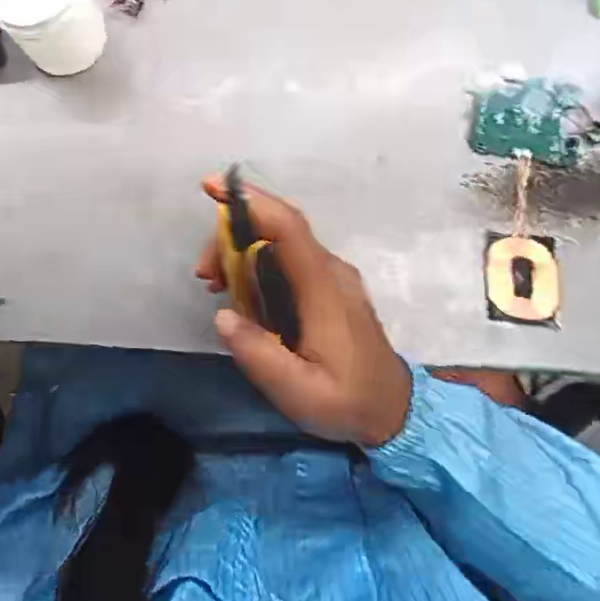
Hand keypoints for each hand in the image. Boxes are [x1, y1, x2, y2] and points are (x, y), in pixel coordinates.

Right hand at [195, 175, 411, 447]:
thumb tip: (222, 315)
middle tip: (204, 275)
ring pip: (279, 244)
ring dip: (240, 253)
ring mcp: (332, 278)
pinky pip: (287, 260)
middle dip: (232, 237)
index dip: (250, 202)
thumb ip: (258, 354)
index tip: (212, 187)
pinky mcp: (328, 288)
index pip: (287, 229)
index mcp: (324, 290)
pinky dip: (255, 264)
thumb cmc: (348, 403)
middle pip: (277, 230)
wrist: (395, 413)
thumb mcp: (298, 392)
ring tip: (214, 286)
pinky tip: (238, 292)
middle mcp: (331, 273)